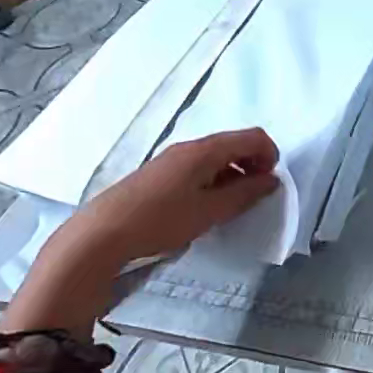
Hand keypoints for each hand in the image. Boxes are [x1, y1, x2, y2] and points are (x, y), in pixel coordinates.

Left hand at [6, 129, 279, 330]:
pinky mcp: (160, 174)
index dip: (270, 155)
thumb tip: (271, 180)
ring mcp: (172, 159)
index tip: (271, 182)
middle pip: (235, 143)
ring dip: (235, 173)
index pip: (252, 137)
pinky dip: (215, 179)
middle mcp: (190, 147)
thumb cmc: (161, 220)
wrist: (101, 235)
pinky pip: (199, 167)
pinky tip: (208, 205)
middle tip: (257, 194)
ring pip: (217, 156)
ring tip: (234, 203)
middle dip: (254, 163)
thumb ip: (245, 194)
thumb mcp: (210, 211)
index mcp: (205, 150)